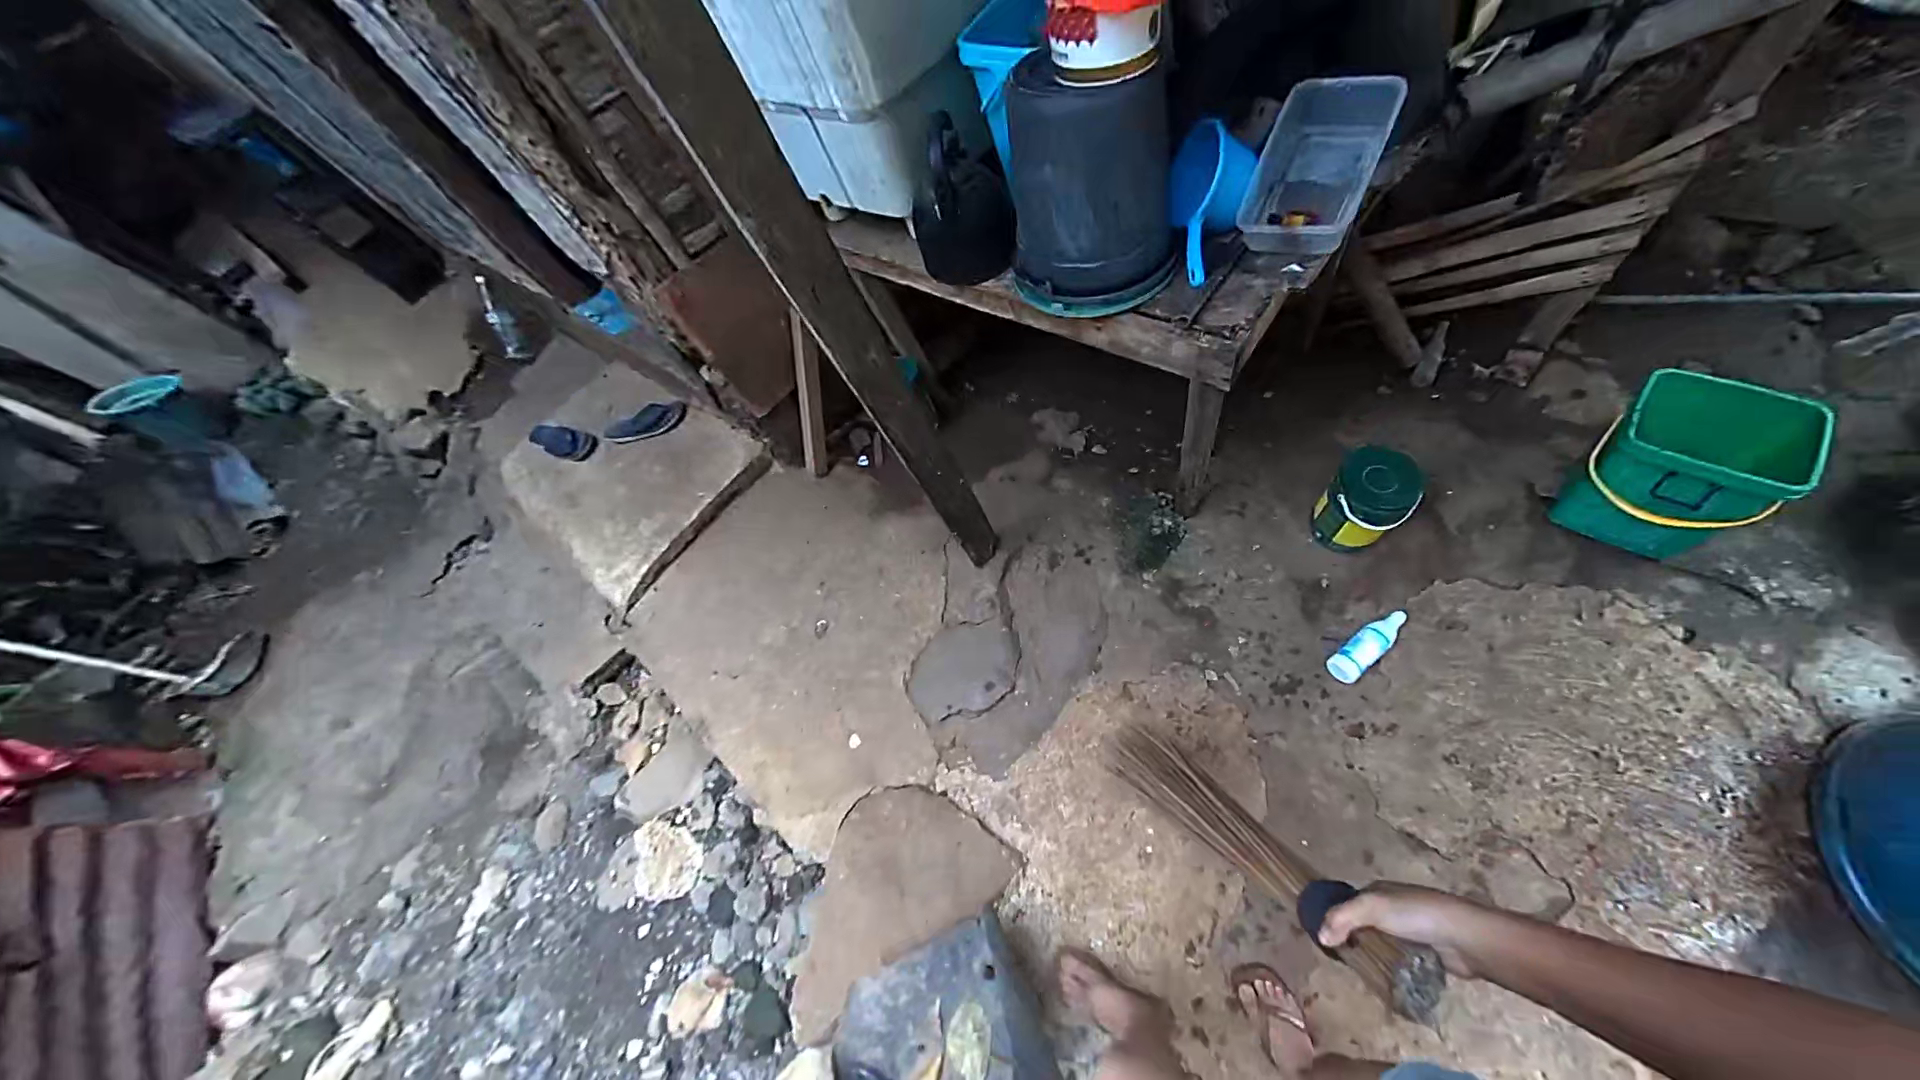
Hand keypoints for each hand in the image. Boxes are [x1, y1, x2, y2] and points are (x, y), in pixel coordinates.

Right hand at [1318, 883, 1498, 979]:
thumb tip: (1320, 936)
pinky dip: (1390, 966)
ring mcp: (1409, 931)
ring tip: (1359, 971)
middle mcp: (1391, 908)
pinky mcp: (1425, 952)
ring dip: (1372, 954)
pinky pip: (1399, 959)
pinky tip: (1383, 977)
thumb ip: (1342, 918)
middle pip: (1362, 923)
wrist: (1466, 937)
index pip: (1347, 902)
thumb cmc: (1415, 914)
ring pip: (1381, 942)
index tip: (1323, 937)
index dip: (1334, 917)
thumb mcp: (1372, 908)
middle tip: (1339, 958)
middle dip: (1351, 938)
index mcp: (1377, 891)